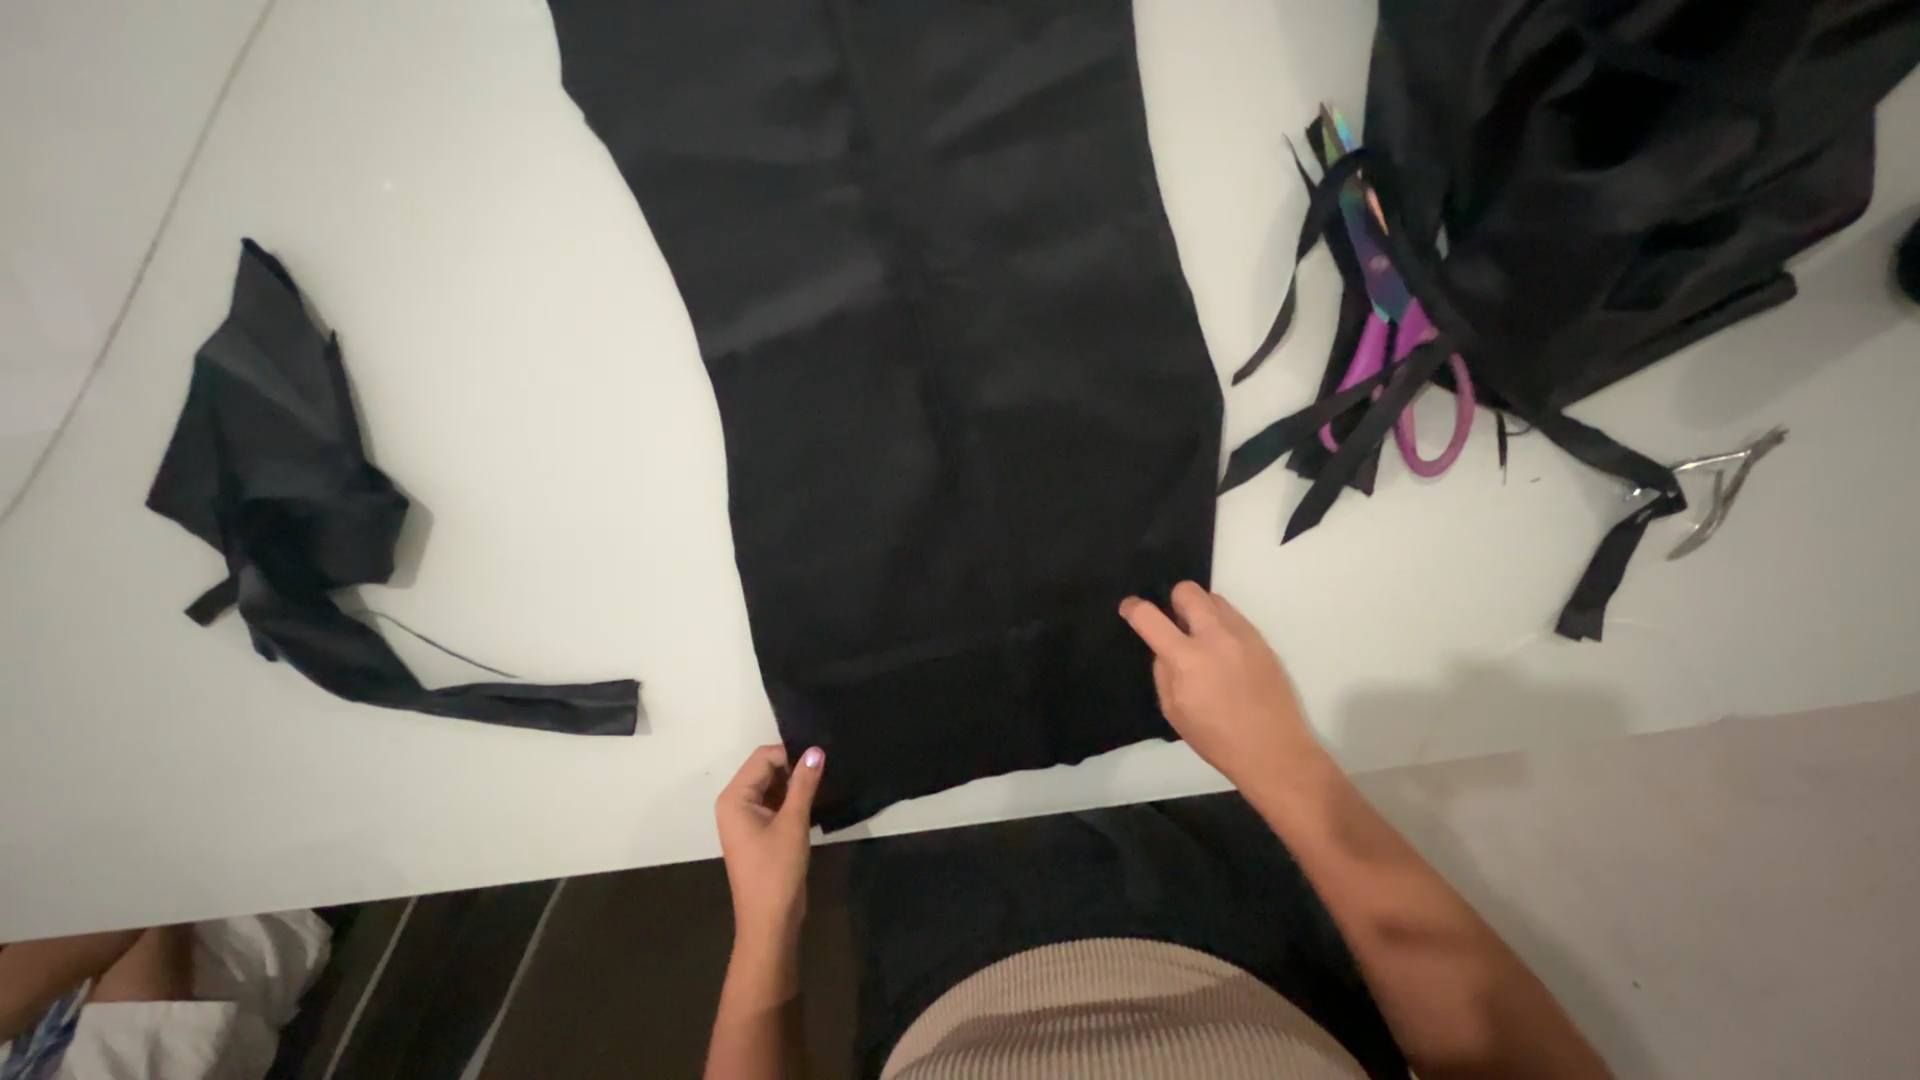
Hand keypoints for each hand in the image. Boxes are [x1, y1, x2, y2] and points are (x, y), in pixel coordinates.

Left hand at [715, 743, 824, 951]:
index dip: (792, 754)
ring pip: (773, 786)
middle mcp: (735, 803)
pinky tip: (816, 803)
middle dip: (794, 768)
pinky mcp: (758, 831)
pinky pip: (775, 803)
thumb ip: (804, 783)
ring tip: (824, 785)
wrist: (770, 921)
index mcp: (734, 797)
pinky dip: (793, 801)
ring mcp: (746, 818)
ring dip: (796, 785)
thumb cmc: (776, 870)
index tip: (821, 760)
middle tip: (826, 771)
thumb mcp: (793, 822)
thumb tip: (816, 750)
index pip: (763, 758)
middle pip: (766, 769)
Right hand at [1120, 582, 1317, 790]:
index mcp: (1187, 659)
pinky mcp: (1262, 641)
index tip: (1129, 609)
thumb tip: (1164, 650)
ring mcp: (1243, 635)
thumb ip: (1163, 672)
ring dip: (1199, 609)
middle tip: (1173, 623)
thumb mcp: (1173, 711)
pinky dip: (1220, 624)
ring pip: (1214, 598)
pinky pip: (1234, 616)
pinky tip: (1223, 651)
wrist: (1274, 749)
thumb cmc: (1216, 738)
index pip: (1150, 617)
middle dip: (1173, 600)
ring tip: (1200, 636)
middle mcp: (1215, 637)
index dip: (1133, 608)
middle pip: (1188, 591)